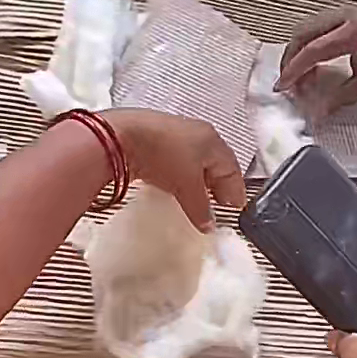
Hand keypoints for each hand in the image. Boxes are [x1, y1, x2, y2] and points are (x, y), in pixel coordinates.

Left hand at [103, 108, 247, 230]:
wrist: (122, 137)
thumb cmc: (162, 152)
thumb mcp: (187, 186)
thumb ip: (200, 207)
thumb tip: (207, 223)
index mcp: (212, 140)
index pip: (232, 168)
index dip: (235, 190)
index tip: (234, 206)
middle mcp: (196, 134)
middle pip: (215, 164)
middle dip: (218, 185)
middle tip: (218, 205)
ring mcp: (175, 135)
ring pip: (194, 163)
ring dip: (198, 182)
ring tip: (195, 200)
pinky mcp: (155, 140)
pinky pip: (175, 162)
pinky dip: (179, 177)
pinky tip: (172, 188)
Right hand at [276, 4, 356, 119]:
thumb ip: (339, 98)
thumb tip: (319, 113)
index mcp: (350, 33)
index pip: (312, 51)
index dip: (294, 70)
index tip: (283, 86)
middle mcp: (342, 18)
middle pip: (301, 35)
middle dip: (290, 59)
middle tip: (288, 82)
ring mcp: (342, 12)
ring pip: (306, 29)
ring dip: (298, 51)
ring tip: (301, 76)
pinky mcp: (343, 13)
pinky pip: (316, 26)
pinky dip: (308, 44)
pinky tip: (313, 62)